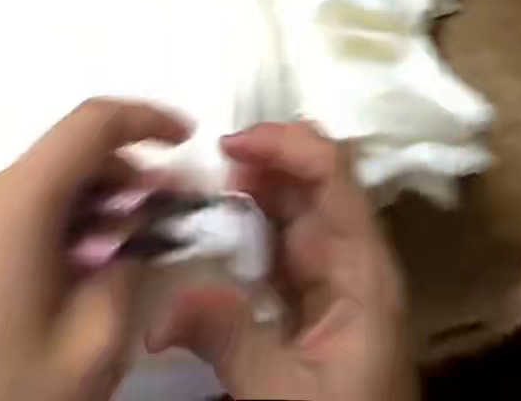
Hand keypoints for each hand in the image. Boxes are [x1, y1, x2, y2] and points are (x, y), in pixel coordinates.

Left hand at [0, 99, 192, 400]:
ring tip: (128, 253)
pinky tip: (82, 273)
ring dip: (95, 202)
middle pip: (67, 155)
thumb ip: (128, 269)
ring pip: (43, 185)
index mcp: (14, 204)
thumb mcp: (92, 348)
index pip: (92, 124)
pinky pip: (16, 214)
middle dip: (125, 174)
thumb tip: (135, 231)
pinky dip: (61, 223)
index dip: (147, 119)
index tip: (188, 140)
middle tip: (167, 216)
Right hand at [146, 123, 418, 400]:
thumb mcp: (282, 395)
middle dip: (264, 156)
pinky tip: (221, 219)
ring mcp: (332, 270)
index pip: (334, 175)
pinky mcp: (311, 288)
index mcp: (361, 267)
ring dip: (255, 182)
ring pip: (296, 200)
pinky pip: (282, 233)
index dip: (286, 144)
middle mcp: (350, 254)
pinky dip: (250, 216)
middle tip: (210, 163)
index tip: (229, 145)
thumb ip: (227, 341)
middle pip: (315, 177)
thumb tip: (159, 311)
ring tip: (209, 184)